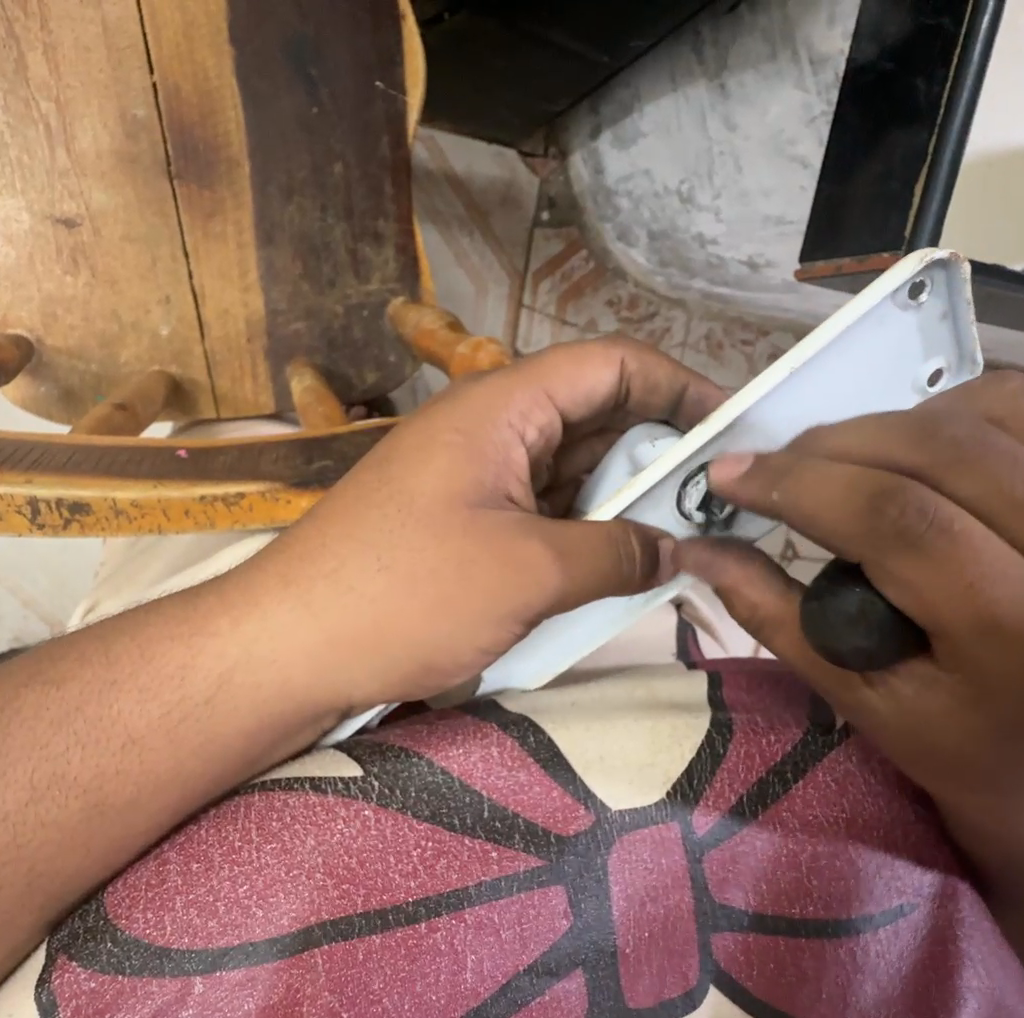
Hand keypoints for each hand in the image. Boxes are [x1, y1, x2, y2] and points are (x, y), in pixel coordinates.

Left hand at [232, 337, 727, 715]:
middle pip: (593, 416)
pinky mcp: (455, 518)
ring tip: (676, 542)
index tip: (735, 433)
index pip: (612, 364)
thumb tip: (674, 549)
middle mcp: (487, 425)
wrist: (288, 646)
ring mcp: (468, 473)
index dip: (682, 387)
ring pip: (566, 468)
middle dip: (658, 455)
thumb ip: (616, 553)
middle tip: (715, 506)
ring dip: (618, 500)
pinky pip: (534, 508)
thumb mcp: (529, 573)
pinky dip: (576, 530)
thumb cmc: (407, 594)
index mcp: (503, 406)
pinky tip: (610, 568)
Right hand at [674, 371, 1023, 868]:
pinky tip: (911, 456)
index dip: (801, 484)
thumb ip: (769, 610)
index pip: (900, 520)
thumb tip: (693, 544)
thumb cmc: (950, 750)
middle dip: (834, 445)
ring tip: (838, 465)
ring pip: (991, 415)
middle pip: (945, 452)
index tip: (730, 477)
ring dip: (892, 424)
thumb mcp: (849, 695)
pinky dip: (952, 416)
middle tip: (770, 465)